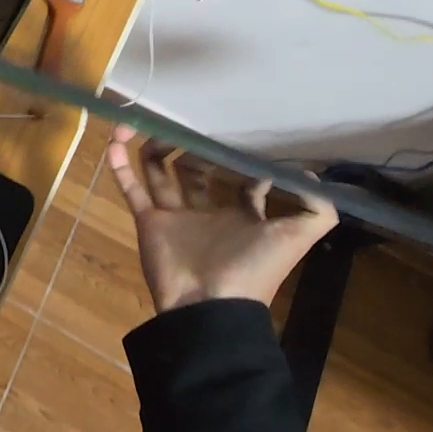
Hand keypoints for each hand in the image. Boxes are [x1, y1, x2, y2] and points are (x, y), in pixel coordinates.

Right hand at [106, 124, 337, 312]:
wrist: (209, 305)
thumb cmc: (253, 267)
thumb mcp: (297, 237)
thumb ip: (317, 209)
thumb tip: (312, 173)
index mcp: (243, 216)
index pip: (242, 180)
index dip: (240, 158)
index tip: (234, 132)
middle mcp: (208, 212)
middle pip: (196, 170)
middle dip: (192, 148)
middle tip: (185, 125)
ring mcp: (175, 216)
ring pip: (160, 173)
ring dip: (152, 149)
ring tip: (146, 126)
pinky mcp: (149, 221)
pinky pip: (131, 189)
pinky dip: (121, 167)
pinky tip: (115, 143)